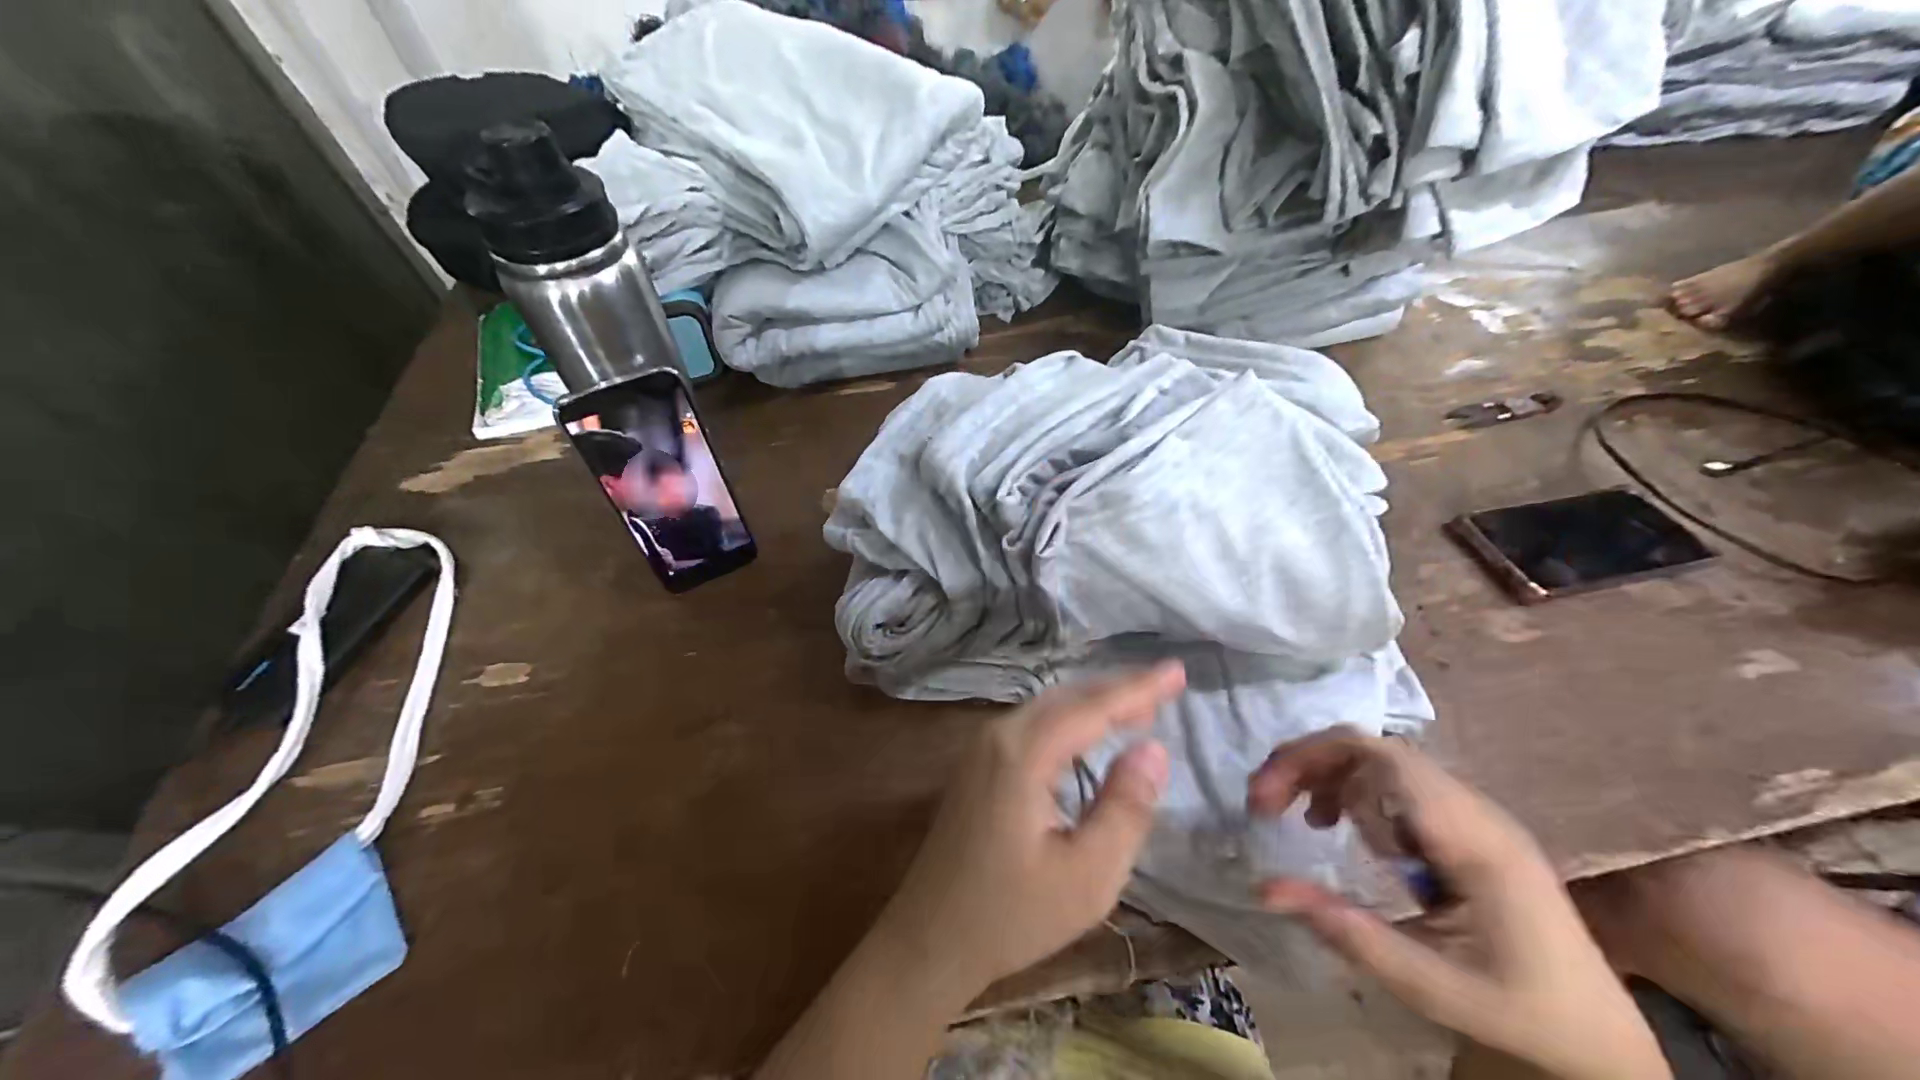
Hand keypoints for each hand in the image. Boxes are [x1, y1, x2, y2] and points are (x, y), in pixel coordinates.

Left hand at [872, 662, 1185, 996]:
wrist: (929, 939)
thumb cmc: (1012, 915)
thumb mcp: (1088, 876)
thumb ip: (1125, 809)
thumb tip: (1153, 750)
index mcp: (1022, 754)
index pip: (1091, 707)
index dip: (1139, 688)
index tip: (1178, 671)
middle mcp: (998, 736)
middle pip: (1067, 697)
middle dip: (1118, 688)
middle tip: (1166, 686)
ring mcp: (981, 748)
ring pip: (1048, 707)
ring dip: (1093, 703)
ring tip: (1140, 707)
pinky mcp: (977, 765)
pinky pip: (1032, 725)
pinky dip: (1069, 720)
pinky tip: (1089, 734)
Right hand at [1249, 730, 1669, 1079]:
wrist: (1602, 1036)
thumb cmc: (1519, 1011)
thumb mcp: (1428, 985)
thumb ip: (1348, 932)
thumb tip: (1265, 889)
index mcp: (1475, 841)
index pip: (1384, 758)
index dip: (1313, 759)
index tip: (1265, 800)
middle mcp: (1476, 811)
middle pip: (1376, 749)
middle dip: (1308, 763)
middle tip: (1264, 802)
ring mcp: (1475, 814)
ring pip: (1383, 760)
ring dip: (1329, 775)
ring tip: (1299, 817)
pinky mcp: (1467, 825)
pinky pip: (1398, 783)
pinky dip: (1354, 791)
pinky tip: (1340, 827)